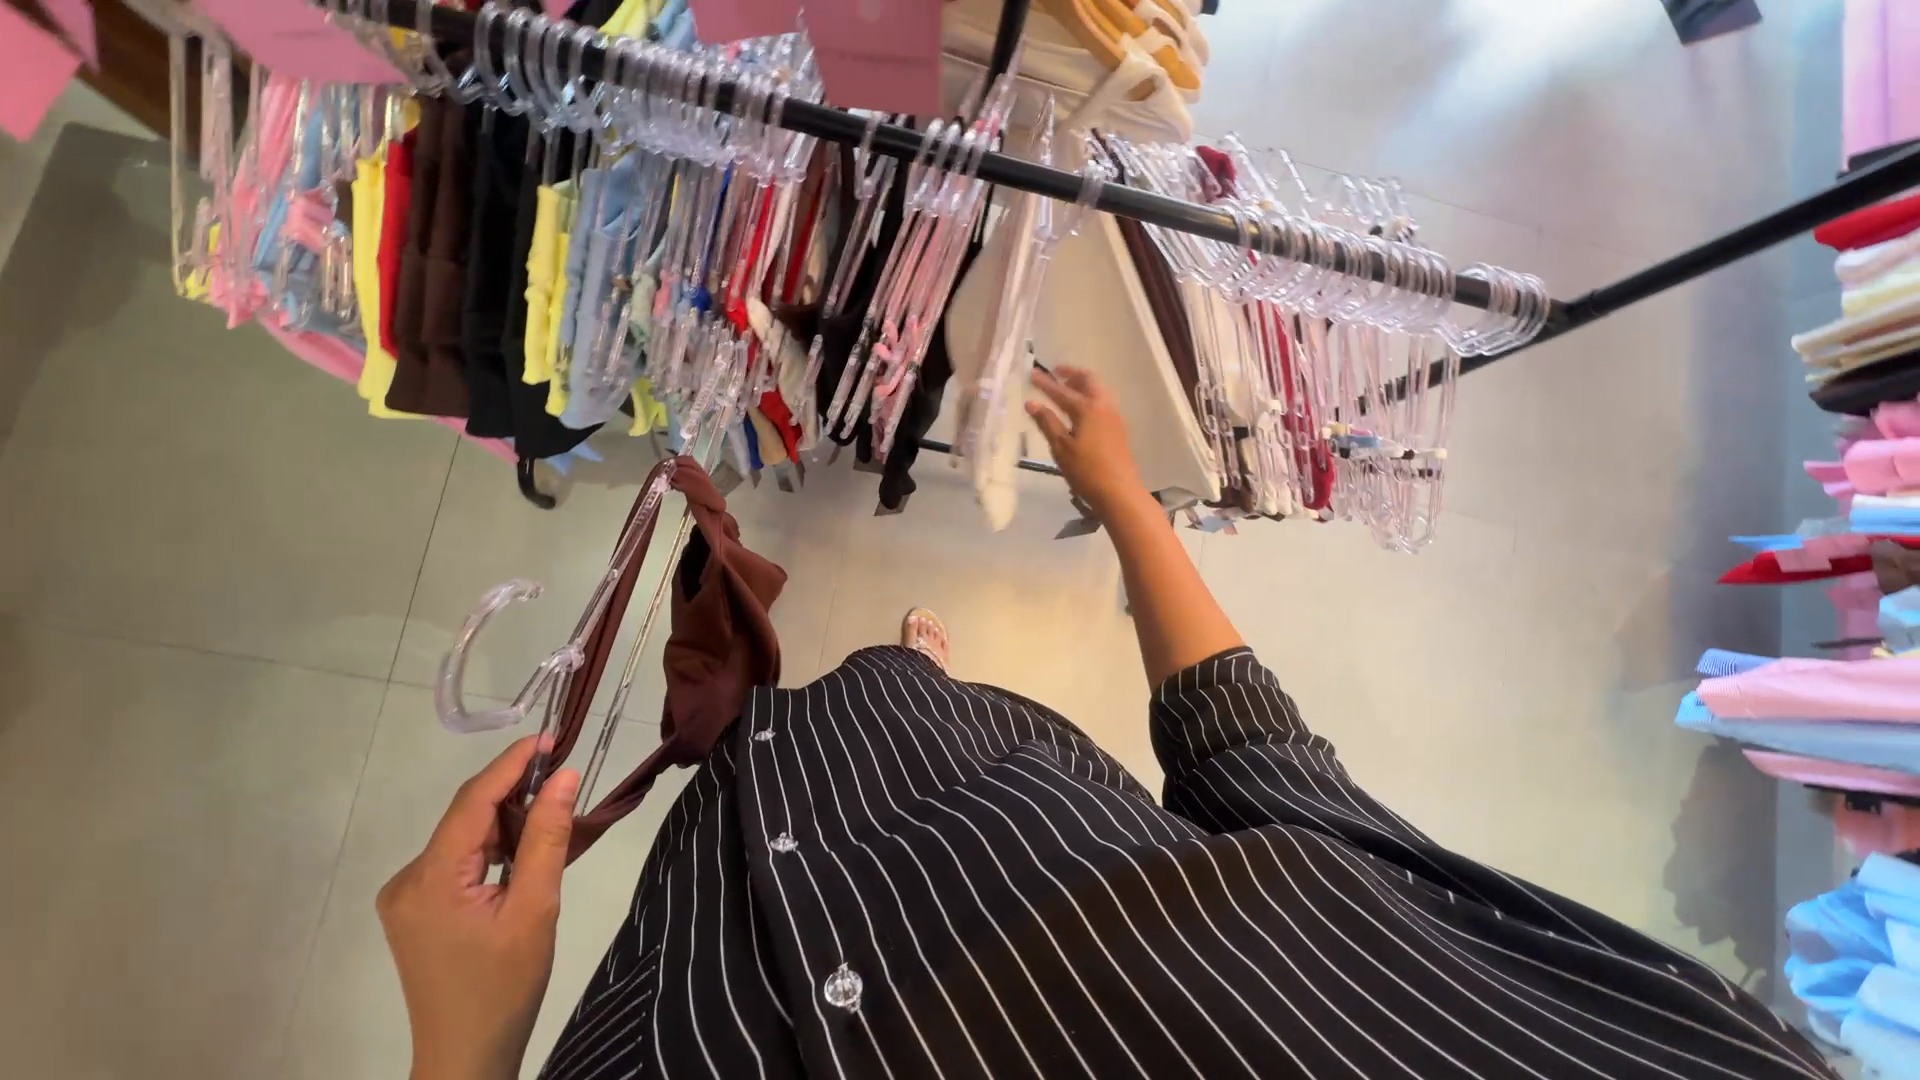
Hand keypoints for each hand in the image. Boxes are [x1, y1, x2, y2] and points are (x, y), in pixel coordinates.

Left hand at [377, 737, 578, 1079]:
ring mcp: (409, 895)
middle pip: (467, 817)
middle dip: (517, 793)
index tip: (552, 735)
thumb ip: (546, 837)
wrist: (467, 1056)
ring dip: (510, 823)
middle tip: (567, 781)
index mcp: (430, 880)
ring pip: (467, 837)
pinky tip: (527, 854)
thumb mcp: (536, 908)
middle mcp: (408, 880)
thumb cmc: (505, 986)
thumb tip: (565, 775)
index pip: (472, 802)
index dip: (512, 763)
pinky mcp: (419, 908)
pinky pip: (462, 859)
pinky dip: (497, 848)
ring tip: (555, 823)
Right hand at [1027, 365, 1147, 514]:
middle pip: (1088, 380)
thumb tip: (1031, 403)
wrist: (1119, 491)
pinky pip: (1104, 401)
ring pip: (1099, 389)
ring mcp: (1114, 416)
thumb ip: (1047, 422)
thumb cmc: (1086, 471)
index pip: (1061, 391)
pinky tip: (1082, 408)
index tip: (1031, 373)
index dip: (1045, 383)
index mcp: (1087, 408)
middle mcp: (1103, 405)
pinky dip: (1091, 396)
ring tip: (1068, 388)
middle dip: (1071, 374)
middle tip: (1056, 373)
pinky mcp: (1119, 427)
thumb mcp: (1061, 448)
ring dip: (1083, 384)